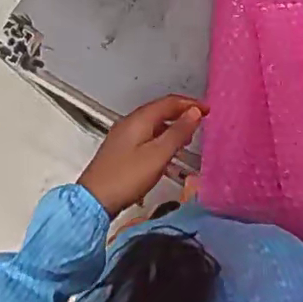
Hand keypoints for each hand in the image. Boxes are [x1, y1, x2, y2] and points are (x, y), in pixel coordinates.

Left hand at [78, 95, 205, 215]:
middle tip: (200, 122)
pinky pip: (146, 135)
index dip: (190, 104)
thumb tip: (194, 112)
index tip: (208, 110)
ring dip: (172, 127)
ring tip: (188, 138)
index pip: (168, 102)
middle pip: (160, 110)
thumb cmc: (127, 177)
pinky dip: (161, 138)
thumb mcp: (158, 155)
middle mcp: (129, 122)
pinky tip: (167, 153)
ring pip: (153, 123)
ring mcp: (123, 135)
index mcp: (139, 119)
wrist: (94, 199)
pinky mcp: (121, 149)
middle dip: (182, 113)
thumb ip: (177, 132)